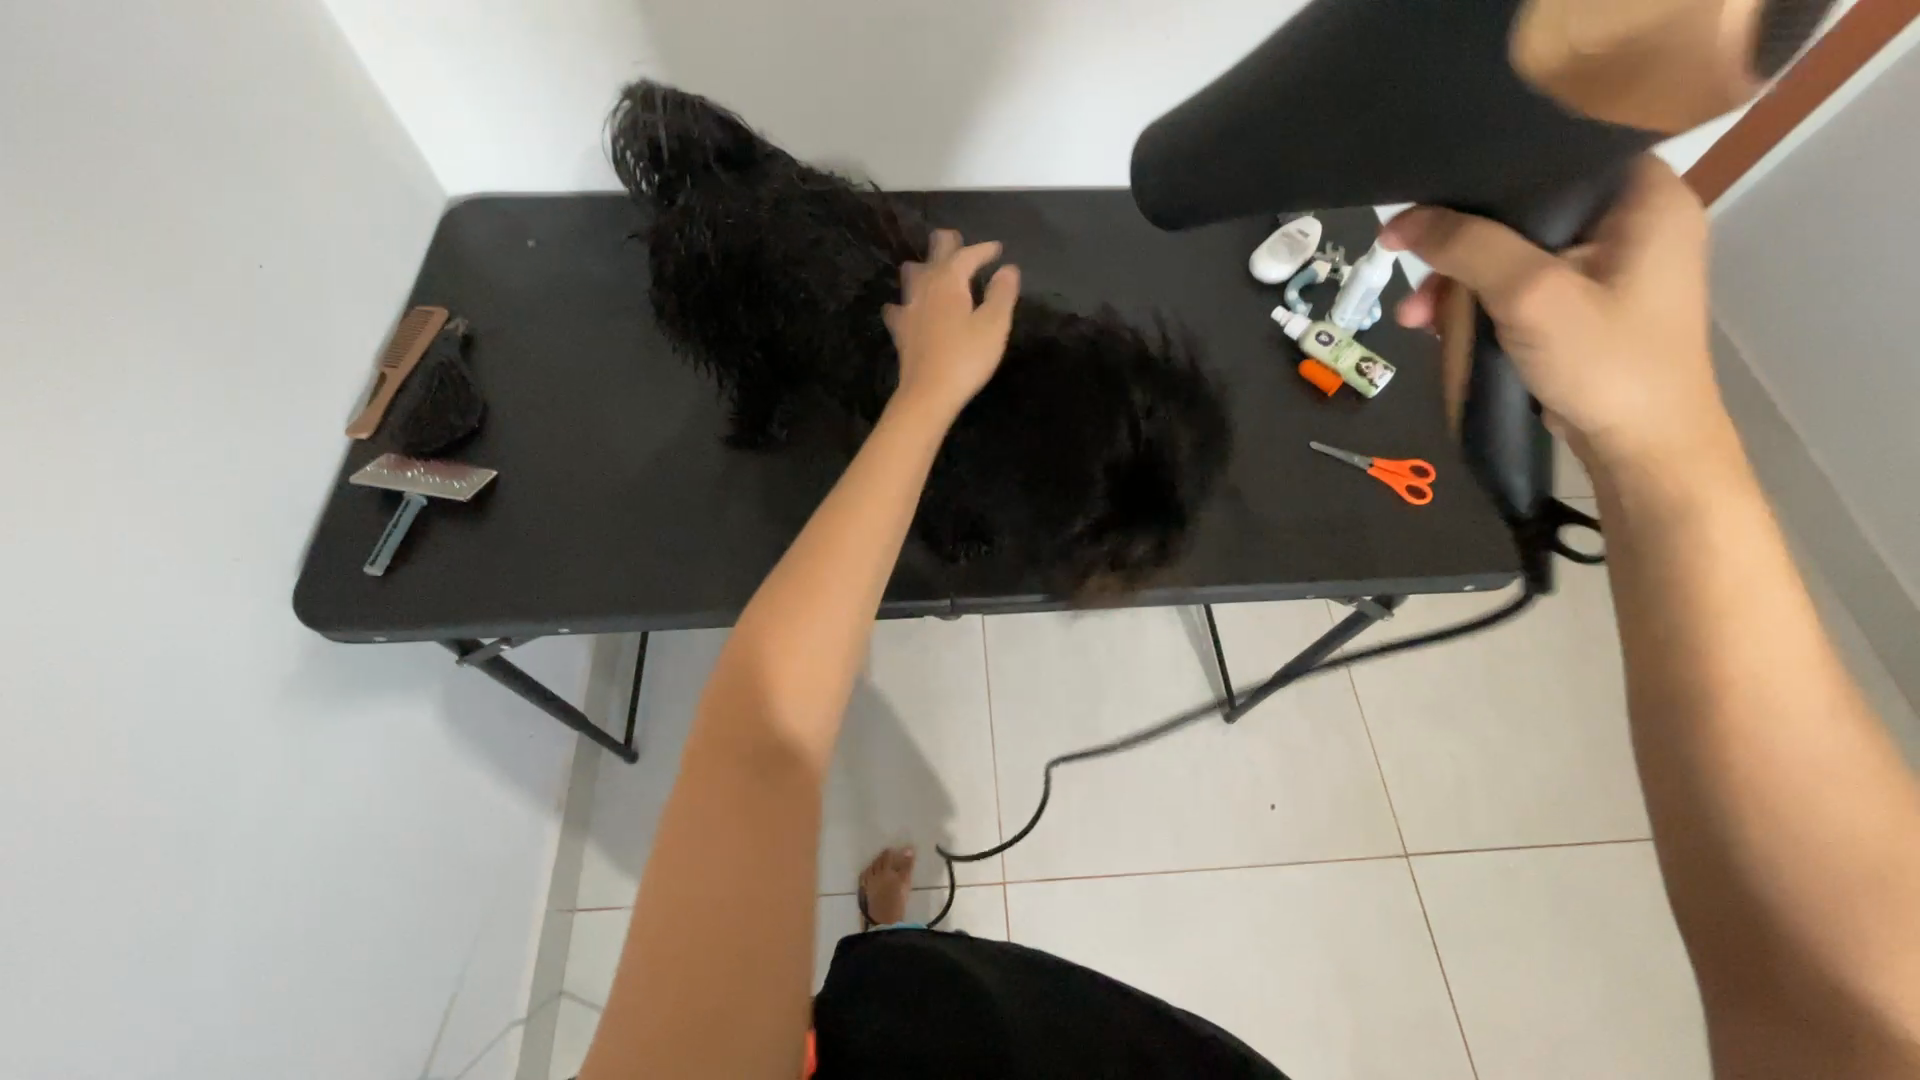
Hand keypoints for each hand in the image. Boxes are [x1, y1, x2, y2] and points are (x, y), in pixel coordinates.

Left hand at [883, 229, 1020, 418]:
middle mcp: (925, 287)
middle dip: (947, 244)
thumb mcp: (994, 325)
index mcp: (949, 281)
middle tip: (956, 240)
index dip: (984, 250)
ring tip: (932, 269)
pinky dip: (905, 302)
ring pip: (912, 275)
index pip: (967, 255)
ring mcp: (909, 308)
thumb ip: (1002, 293)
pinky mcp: (901, 331)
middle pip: (934, 255)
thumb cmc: (966, 358)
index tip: (997, 249)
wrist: (928, 393)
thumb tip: (1008, 269)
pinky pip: (899, 307)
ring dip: (923, 267)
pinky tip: (906, 308)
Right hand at [1384, 157, 1730, 473]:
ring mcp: (1608, 266)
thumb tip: (1401, 221)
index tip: (1427, 200)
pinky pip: (1519, 286)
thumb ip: (1468, 248)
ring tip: (1416, 317)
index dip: (1486, 173)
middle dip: (1458, 248)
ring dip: (1458, 284)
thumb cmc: (1605, 362)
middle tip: (1412, 277)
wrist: (1640, 447)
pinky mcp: (1585, 304)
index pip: (1557, 154)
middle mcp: (1631, 220)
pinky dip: (1478, 305)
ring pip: (1513, 253)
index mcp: (1644, 196)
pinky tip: (1439, 327)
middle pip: (1524, 210)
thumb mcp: (1530, 296)